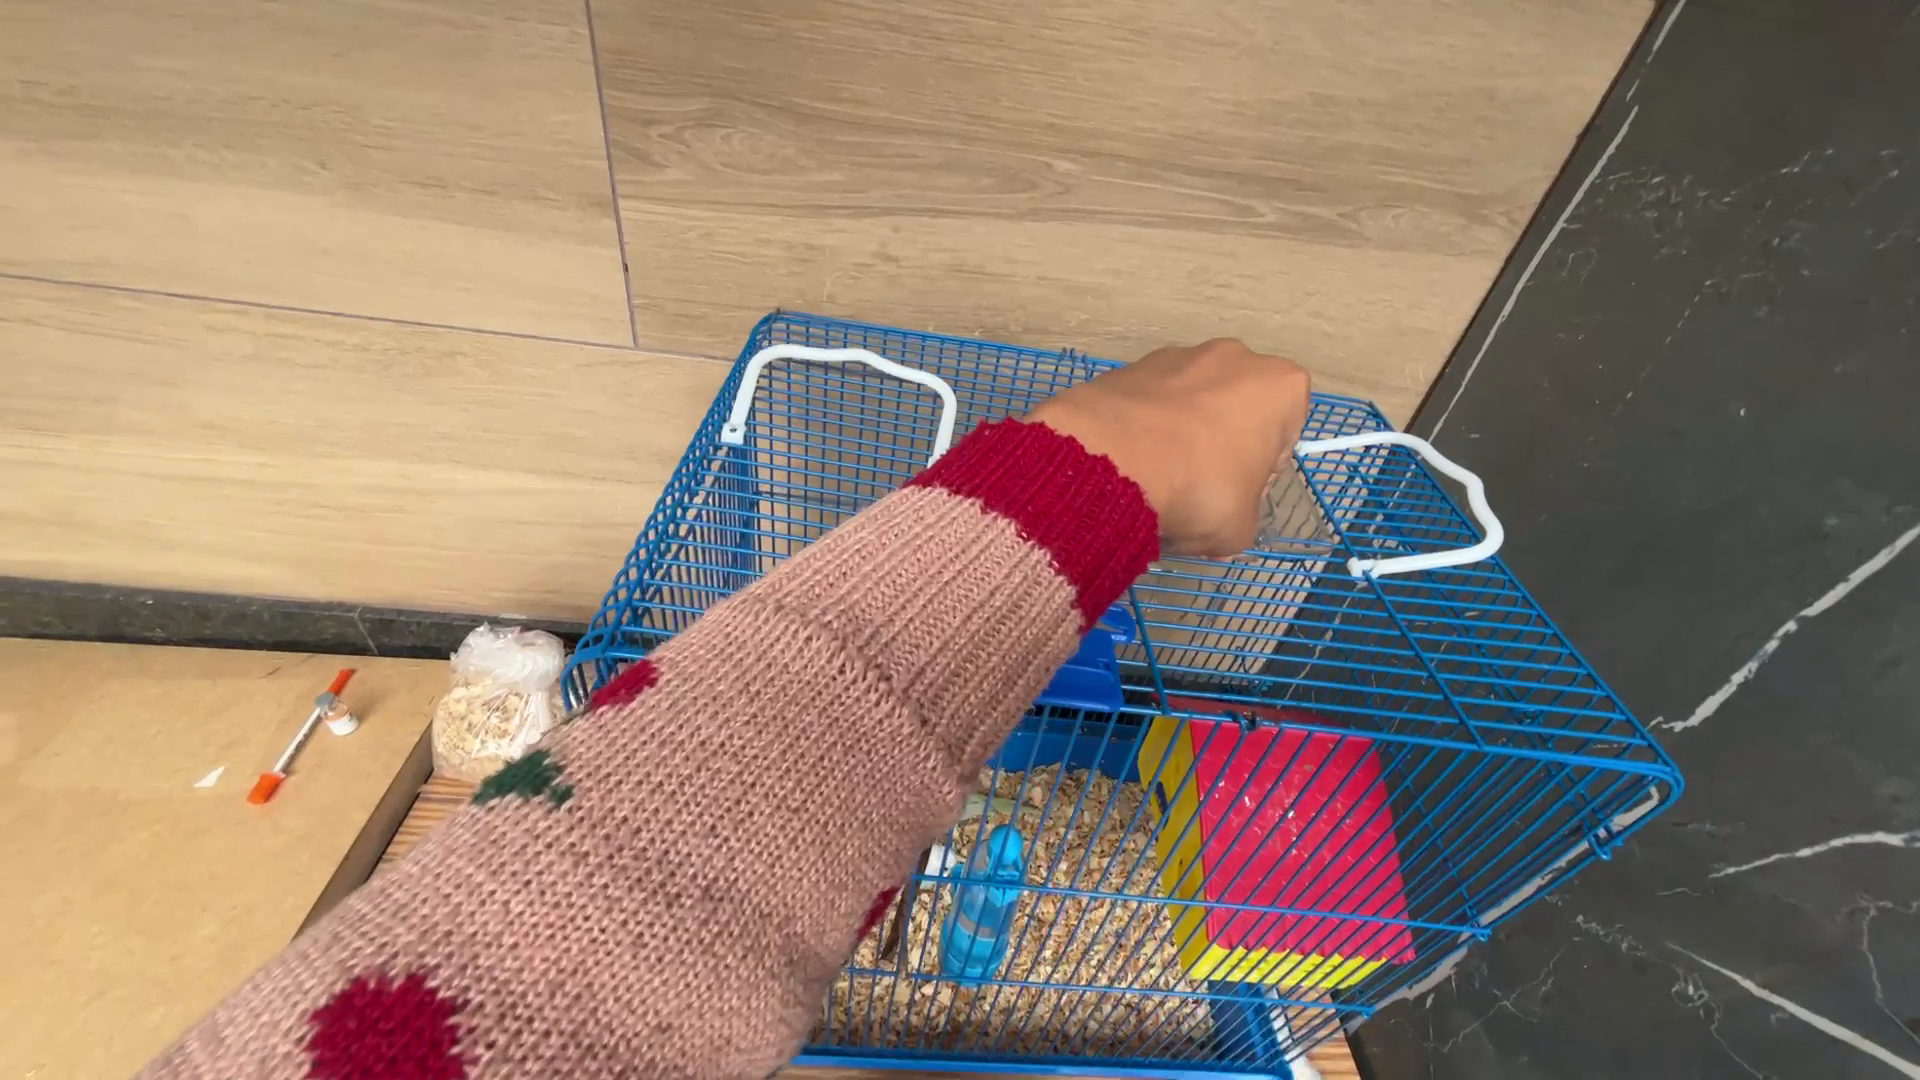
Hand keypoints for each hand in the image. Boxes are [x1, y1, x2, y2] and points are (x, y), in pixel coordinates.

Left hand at [1027, 338, 1310, 557]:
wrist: (1106, 464)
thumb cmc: (1196, 492)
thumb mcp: (1239, 530)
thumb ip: (1241, 520)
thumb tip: (1218, 526)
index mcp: (1279, 386)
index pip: (1283, 435)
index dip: (1258, 474)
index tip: (1232, 497)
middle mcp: (1232, 356)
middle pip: (1232, 412)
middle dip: (1215, 448)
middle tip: (1191, 492)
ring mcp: (1172, 356)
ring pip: (1184, 406)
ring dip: (1174, 437)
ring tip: (1150, 482)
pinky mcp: (1123, 367)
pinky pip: (1141, 405)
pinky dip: (1136, 430)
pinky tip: (1121, 465)